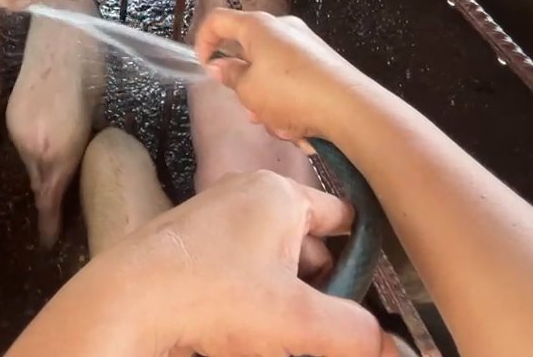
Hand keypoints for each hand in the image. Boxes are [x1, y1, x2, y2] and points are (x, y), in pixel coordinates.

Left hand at [91, 170, 380, 356]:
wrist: (133, 296)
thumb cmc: (220, 295)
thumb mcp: (300, 321)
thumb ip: (358, 334)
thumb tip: (399, 349)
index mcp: (280, 194)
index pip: (342, 217)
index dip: (364, 258)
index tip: (377, 299)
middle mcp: (249, 191)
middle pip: (308, 245)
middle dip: (322, 292)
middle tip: (324, 333)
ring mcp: (218, 211)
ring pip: (275, 261)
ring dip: (289, 301)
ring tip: (286, 337)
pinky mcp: (195, 237)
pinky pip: (244, 266)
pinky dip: (256, 297)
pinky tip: (252, 333)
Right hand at [194, 10, 371, 144]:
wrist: (353, 110)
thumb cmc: (290, 93)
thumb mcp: (248, 90)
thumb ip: (229, 76)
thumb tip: (220, 66)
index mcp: (258, 26)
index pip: (217, 20)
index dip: (203, 41)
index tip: (204, 67)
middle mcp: (282, 28)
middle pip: (248, 52)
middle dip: (246, 85)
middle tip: (251, 110)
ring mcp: (306, 46)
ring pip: (271, 73)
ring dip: (269, 101)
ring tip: (282, 126)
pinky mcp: (325, 66)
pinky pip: (294, 82)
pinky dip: (291, 103)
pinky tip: (302, 127)